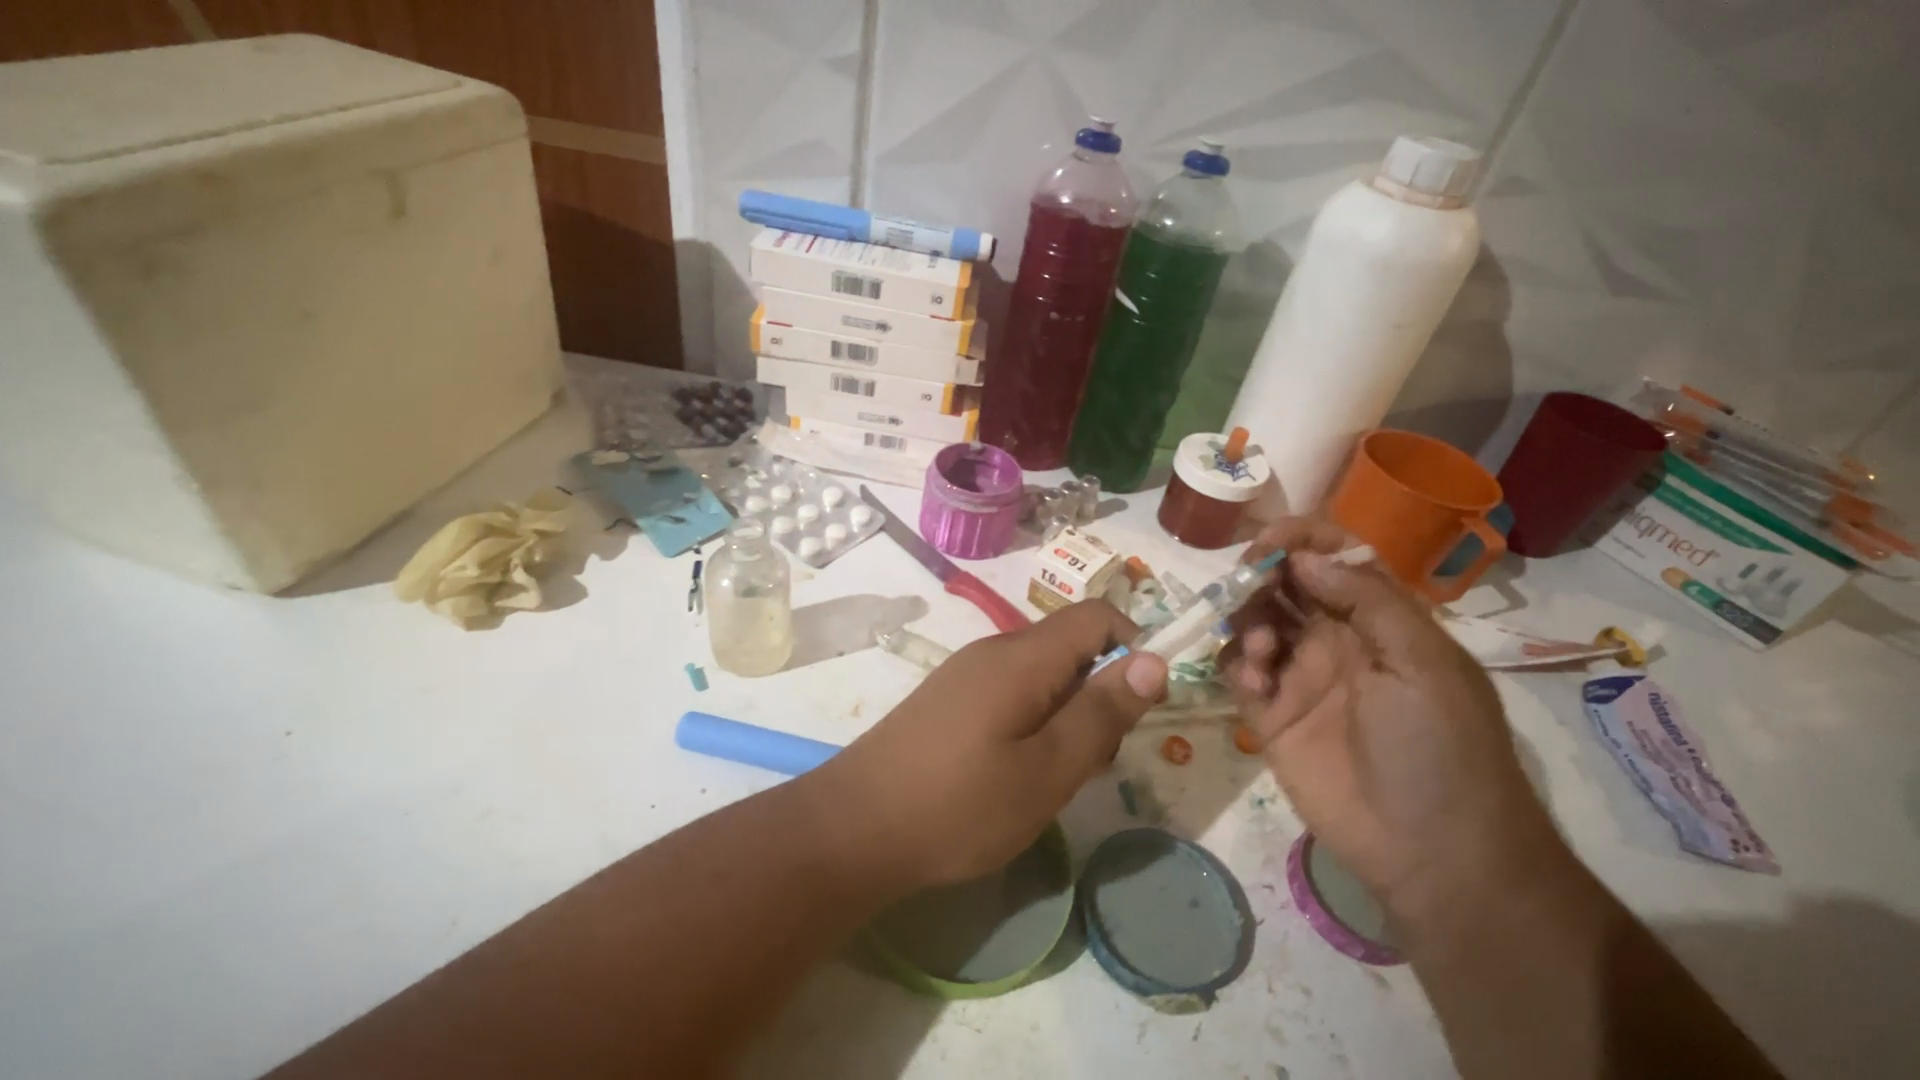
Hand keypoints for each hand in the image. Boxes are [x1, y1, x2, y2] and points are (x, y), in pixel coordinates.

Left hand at [806, 601, 1167, 892]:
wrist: (853, 831)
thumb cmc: (960, 806)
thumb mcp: (1049, 769)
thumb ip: (1102, 712)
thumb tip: (1153, 659)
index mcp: (1021, 657)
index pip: (1096, 615)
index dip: (1133, 648)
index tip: (1141, 708)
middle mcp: (992, 652)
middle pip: (1069, 647)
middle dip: (1098, 694)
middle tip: (1091, 761)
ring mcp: (964, 677)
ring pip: (1041, 677)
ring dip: (1066, 718)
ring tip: (1052, 779)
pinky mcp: (946, 704)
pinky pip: (1009, 696)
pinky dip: (1032, 727)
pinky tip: (1015, 778)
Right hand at [1228, 518, 1561, 924]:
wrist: (1431, 850)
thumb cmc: (1440, 747)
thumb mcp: (1422, 662)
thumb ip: (1366, 601)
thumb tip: (1305, 556)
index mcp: (1382, 621)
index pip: (1337, 559)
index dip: (1302, 539)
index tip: (1268, 542)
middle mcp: (1338, 640)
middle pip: (1286, 584)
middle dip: (1261, 575)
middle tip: (1246, 585)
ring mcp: (1301, 678)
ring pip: (1255, 622)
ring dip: (1248, 620)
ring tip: (1261, 649)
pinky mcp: (1270, 718)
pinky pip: (1239, 672)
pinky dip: (1236, 664)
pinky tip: (1254, 682)